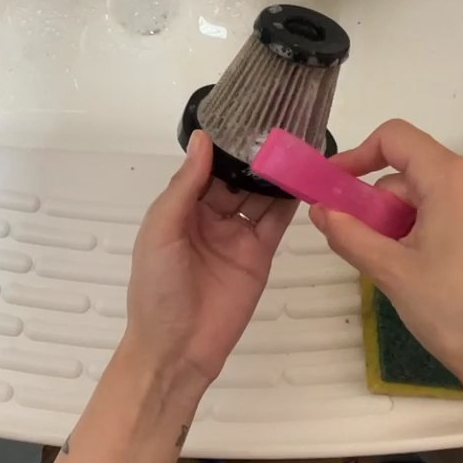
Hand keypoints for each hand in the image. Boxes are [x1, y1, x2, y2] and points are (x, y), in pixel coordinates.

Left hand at [122, 131, 296, 387]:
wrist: (177, 348)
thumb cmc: (157, 289)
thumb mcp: (160, 232)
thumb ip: (183, 187)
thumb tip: (203, 140)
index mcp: (178, 209)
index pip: (204, 168)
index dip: (223, 145)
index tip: (246, 114)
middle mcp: (208, 218)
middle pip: (236, 178)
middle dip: (254, 155)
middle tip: (282, 122)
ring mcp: (235, 236)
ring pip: (259, 195)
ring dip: (275, 173)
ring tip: (298, 141)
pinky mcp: (259, 255)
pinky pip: (276, 221)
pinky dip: (290, 199)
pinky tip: (305, 175)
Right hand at [309, 120, 462, 412]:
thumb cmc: (454, 310)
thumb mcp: (390, 272)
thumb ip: (348, 234)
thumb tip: (320, 210)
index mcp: (453, 179)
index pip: (396, 138)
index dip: (356, 155)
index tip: (333, 187)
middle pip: (416, 172)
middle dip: (381, 203)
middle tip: (363, 247)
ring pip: (441, 197)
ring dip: (408, 221)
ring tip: (399, 269)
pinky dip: (438, 232)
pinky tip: (436, 276)